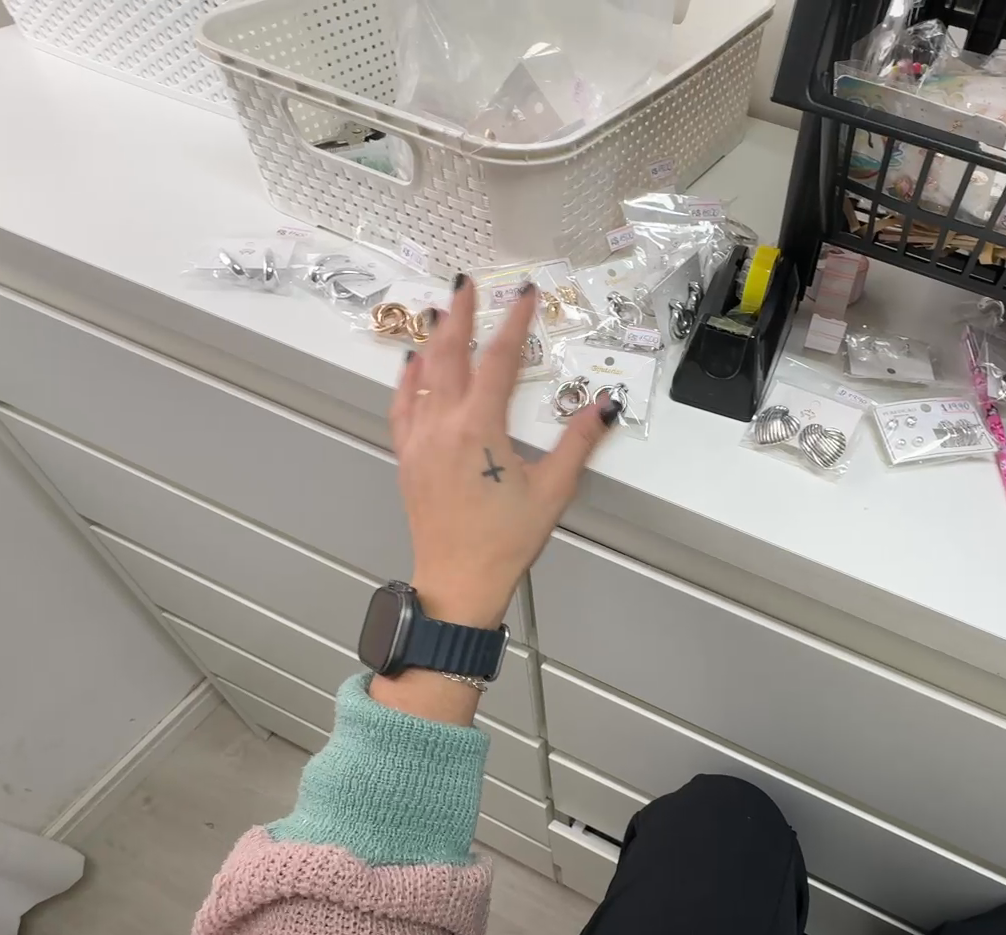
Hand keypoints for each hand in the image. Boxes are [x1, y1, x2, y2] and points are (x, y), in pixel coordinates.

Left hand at [390, 276, 616, 627]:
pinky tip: (411, 366)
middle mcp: (442, 424)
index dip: (514, 323)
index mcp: (479, 428)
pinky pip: (401, 407)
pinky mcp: (407, 458)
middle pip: (450, 355)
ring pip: (421, 376)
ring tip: (439, 311)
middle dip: (461, 315)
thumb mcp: (553, 490)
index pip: (498, 361)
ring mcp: (419, 440)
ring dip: (432, 340)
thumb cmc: (508, 538)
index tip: (525, 294)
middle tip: (467, 283)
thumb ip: (578, 443)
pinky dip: (406, 380)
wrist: (459, 580)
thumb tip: (605, 406)